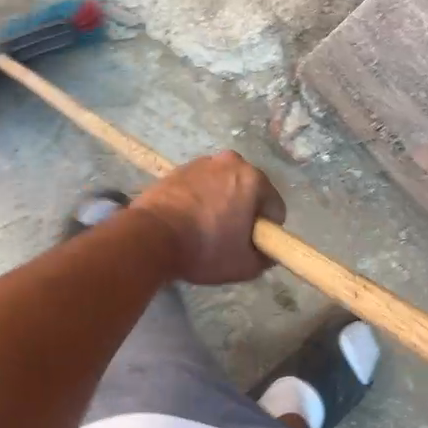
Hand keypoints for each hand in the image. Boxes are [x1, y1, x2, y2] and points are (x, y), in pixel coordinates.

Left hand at [131, 151, 285, 285]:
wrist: (152, 235)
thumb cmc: (205, 248)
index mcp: (252, 178)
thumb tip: (267, 250)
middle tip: (230, 237)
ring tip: (206, 229)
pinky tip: (189, 219)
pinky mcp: (180, 168)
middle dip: (245, 211)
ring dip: (222, 202)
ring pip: (224, 185)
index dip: (267, 230)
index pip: (274, 207)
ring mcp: (203, 162)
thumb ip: (266, 257)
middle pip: (249, 191)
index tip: (252, 245)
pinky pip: (202, 184)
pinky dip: (202, 197)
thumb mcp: (245, 266)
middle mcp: (231, 161)